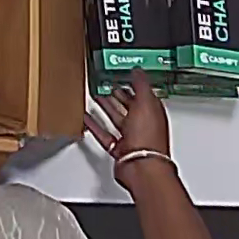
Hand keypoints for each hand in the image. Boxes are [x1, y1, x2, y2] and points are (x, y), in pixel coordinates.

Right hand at [84, 70, 172, 188]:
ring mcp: (130, 138)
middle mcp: (142, 125)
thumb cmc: (148, 138)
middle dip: (118, 96)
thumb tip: (138, 71)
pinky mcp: (119, 149)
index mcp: (151, 112)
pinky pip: (104, 134)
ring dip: (106, 108)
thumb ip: (141, 85)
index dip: (132, 85)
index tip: (122, 77)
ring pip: (115, 119)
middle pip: (127, 107)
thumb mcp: (145, 103)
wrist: (142, 167)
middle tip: (107, 86)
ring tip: (96, 97)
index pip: (142, 95)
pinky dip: (95, 126)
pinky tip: (87, 118)